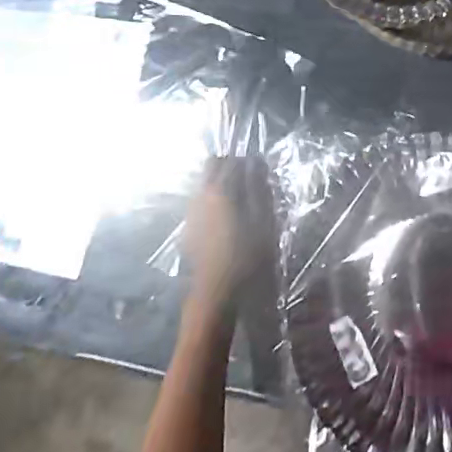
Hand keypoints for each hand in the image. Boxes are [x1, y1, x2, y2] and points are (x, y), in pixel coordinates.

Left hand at [183, 158, 266, 306]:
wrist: (217, 292)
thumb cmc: (246, 255)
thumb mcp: (263, 219)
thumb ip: (259, 188)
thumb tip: (256, 164)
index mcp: (219, 189)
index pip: (228, 158)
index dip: (247, 161)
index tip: (262, 172)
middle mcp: (200, 195)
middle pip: (212, 167)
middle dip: (231, 168)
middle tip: (252, 183)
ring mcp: (191, 212)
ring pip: (205, 184)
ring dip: (223, 185)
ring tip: (243, 203)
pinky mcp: (189, 229)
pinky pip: (202, 203)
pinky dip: (215, 202)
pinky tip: (229, 221)